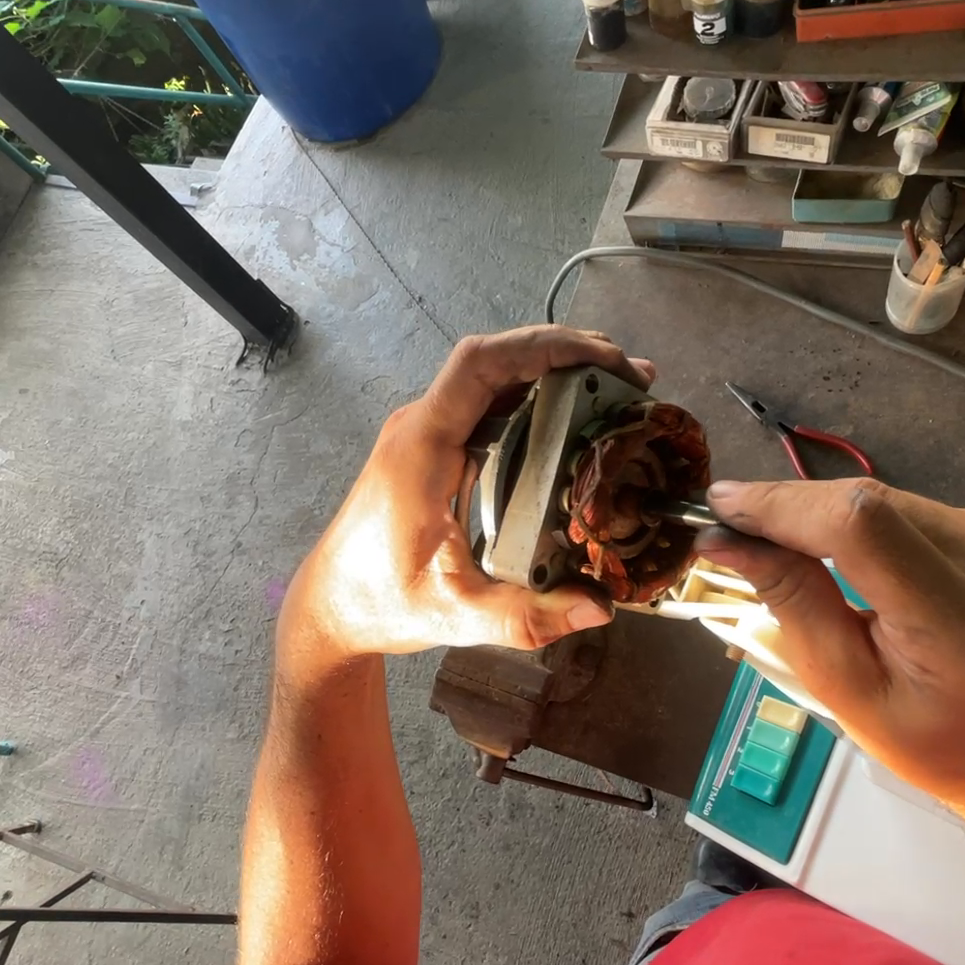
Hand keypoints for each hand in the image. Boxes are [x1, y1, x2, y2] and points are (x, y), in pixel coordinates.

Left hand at [283, 325, 654, 659]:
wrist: (333, 604)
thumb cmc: (379, 601)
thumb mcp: (454, 614)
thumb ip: (525, 616)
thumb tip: (598, 609)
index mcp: (421, 446)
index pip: (480, 366)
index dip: (544, 348)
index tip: (603, 358)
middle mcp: (423, 426)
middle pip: (496, 360)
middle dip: (565, 354)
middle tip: (632, 376)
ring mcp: (427, 433)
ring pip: (494, 378)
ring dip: (553, 372)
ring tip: (615, 387)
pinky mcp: (437, 449)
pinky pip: (489, 405)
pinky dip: (536, 399)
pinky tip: (574, 417)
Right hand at [698, 478, 964, 823]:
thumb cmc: (927, 739)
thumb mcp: (843, 688)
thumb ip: (792, 602)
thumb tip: (724, 539)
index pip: (863, 529)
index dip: (784, 506)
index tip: (722, 505)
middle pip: (874, 503)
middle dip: (793, 509)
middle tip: (737, 527)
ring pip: (892, 499)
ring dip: (828, 516)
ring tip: (794, 548)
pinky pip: (918, 509)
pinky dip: (870, 525)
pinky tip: (861, 560)